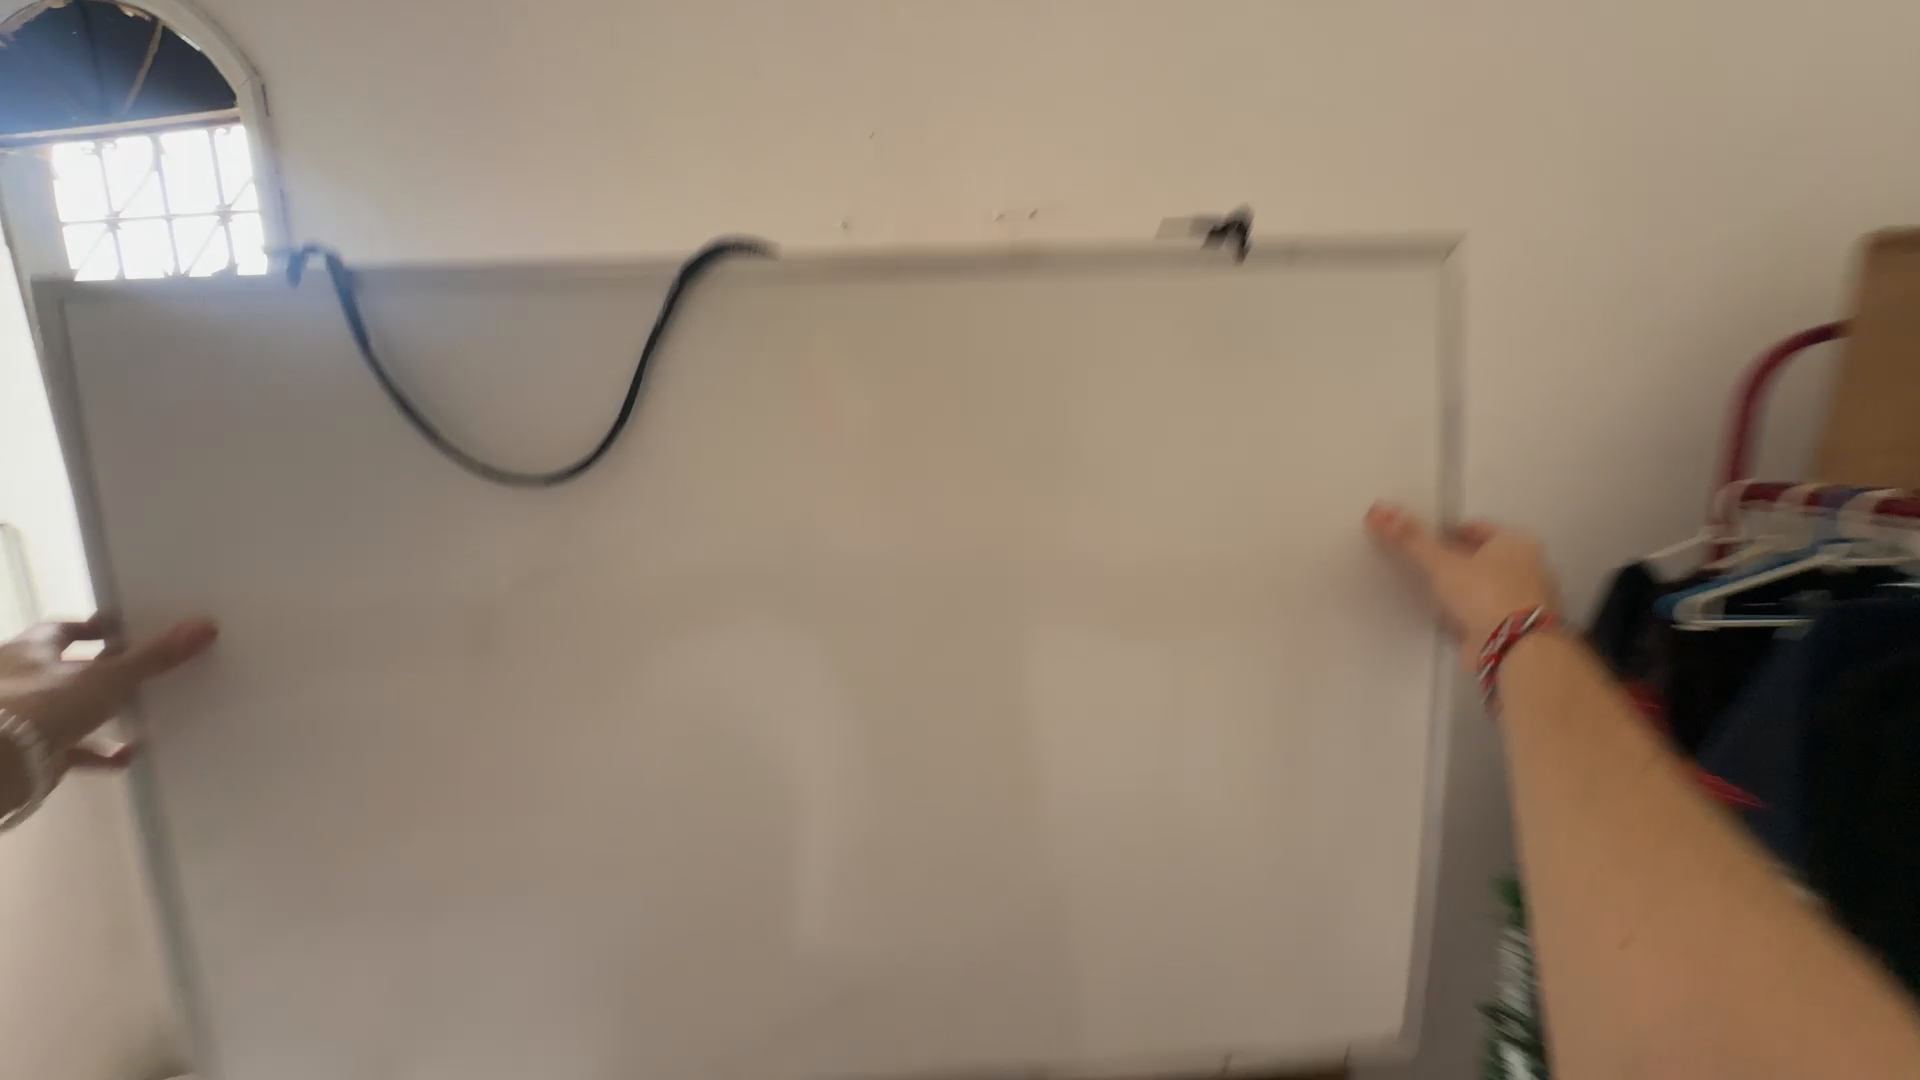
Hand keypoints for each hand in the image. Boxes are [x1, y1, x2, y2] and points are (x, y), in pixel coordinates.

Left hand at [0, 616, 216, 776]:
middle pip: (66, 668)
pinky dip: (96, 750)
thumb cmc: (46, 703)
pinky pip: (67, 746)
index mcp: (27, 651)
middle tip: (147, 670)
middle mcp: (16, 679)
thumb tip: (205, 624)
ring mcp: (19, 715)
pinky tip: (125, 755)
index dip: (96, 628)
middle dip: (104, 670)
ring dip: (100, 711)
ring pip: (67, 706)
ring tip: (142, 714)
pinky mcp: (25, 748)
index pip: (62, 629)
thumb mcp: (111, 676)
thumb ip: (156, 655)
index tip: (132, 632)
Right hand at [1365, 502, 1558, 649]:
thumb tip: (1378, 509)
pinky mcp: (1512, 628)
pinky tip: (1441, 615)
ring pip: (1480, 585)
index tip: (1421, 541)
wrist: (1514, 649)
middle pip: (1479, 556)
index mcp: (1517, 543)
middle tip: (1420, 563)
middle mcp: (1527, 567)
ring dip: (1458, 588)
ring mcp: (1522, 600)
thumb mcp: (1442, 562)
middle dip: (1452, 560)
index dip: (1446, 531)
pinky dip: (1463, 611)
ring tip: (1426, 590)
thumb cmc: (1485, 594)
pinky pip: (1480, 611)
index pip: (1476, 528)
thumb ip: (1410, 538)